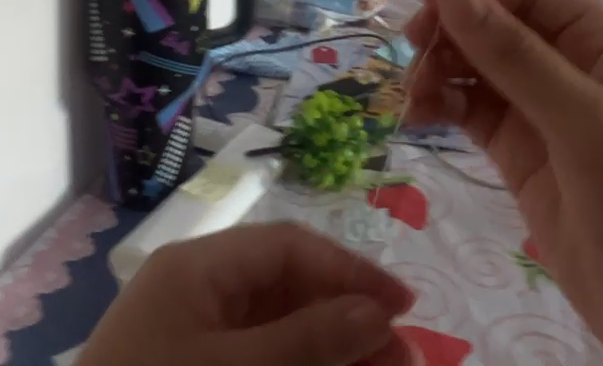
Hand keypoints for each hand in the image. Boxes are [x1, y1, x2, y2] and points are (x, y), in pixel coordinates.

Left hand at [79, 222, 414, 365]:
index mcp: (198, 267)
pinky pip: (264, 355)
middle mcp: (199, 290)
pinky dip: (303, 365)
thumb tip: (378, 312)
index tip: (401, 306)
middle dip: (348, 318)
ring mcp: (196, 333)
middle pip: (289, 288)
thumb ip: (306, 341)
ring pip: (282, 327)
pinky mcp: (197, 364)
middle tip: (406, 355)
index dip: (348, 271)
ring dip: (333, 349)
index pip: (287, 248)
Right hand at [405, 0, 602, 365]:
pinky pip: (478, 115)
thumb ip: (514, 55)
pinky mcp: (527, 160)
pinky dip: (447, 106)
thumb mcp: (586, 121)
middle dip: (456, 28)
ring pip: (484, 69)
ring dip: (444, 68)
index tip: (428, 2)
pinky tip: (421, 114)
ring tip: (412, 91)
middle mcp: (577, 71)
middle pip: (504, 25)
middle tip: (411, 49)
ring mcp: (549, 117)